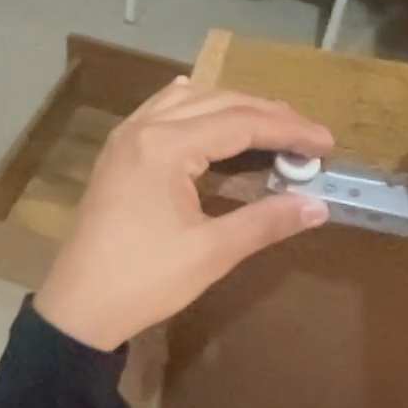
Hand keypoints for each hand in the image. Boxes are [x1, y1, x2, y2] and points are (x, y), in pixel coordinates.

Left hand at [33, 79, 333, 350]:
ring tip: (268, 124)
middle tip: (307, 135)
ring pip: (187, 101)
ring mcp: (125, 138)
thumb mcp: (212, 252)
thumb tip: (318, 206)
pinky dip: (191, 107)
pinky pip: (158, 112)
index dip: (289, 130)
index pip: (241, 122)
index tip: (327, 144)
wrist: (79, 307)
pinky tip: (202, 109)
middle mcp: (144, 128)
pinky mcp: (116, 155)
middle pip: (217, 102)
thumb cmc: (145, 280)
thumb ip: (266, 221)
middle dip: (266, 114)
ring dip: (231, 107)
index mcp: (167, 146)